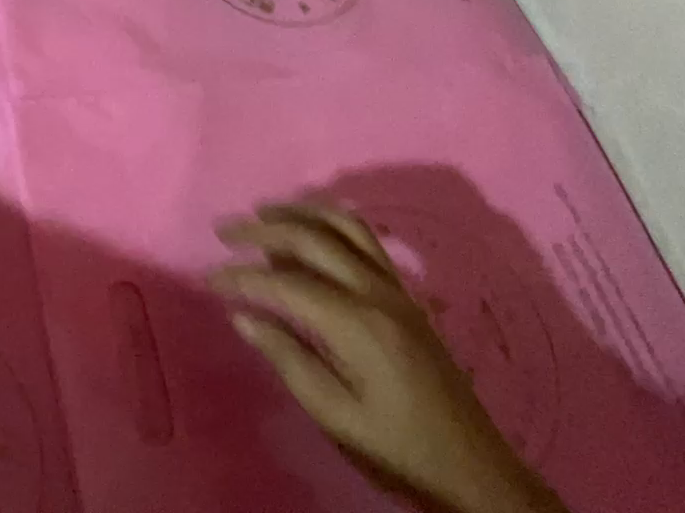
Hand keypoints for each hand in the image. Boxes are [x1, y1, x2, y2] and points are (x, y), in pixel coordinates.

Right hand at [211, 205, 567, 512]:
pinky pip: (365, 239)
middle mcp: (378, 293)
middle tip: (225, 231)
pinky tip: (309, 230)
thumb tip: (241, 315)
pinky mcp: (406, 296)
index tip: (209, 278)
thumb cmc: (396, 449)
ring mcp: (397, 290)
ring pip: (345, 225)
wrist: (475, 473)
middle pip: (314, 237)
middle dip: (263, 228)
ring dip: (300, 211)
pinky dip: (329, 222)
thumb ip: (286, 357)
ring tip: (263, 212)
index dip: (243, 276)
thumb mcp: (333, 414)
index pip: (286, 281)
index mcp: (358, 324)